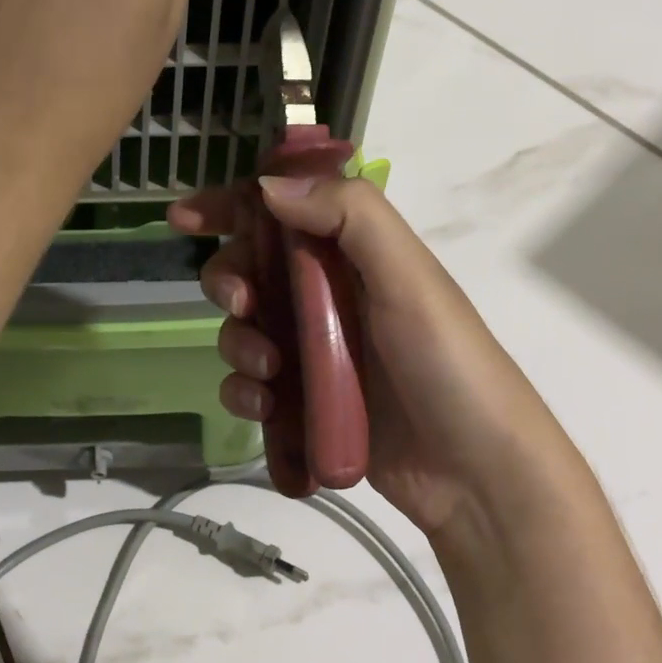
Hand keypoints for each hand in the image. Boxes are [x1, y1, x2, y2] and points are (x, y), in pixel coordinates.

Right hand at [169, 176, 573, 533]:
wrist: (478, 477)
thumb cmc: (448, 362)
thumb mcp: (409, 276)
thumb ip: (348, 215)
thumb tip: (267, 185)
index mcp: (351, 254)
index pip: (280, 211)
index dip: (229, 206)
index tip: (184, 216)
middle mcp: (327, 295)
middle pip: (247, 271)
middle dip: (229, 283)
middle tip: (241, 305)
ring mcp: (314, 351)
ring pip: (243, 331)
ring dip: (239, 346)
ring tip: (270, 374)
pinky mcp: (305, 402)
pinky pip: (251, 388)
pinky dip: (246, 396)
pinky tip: (266, 411)